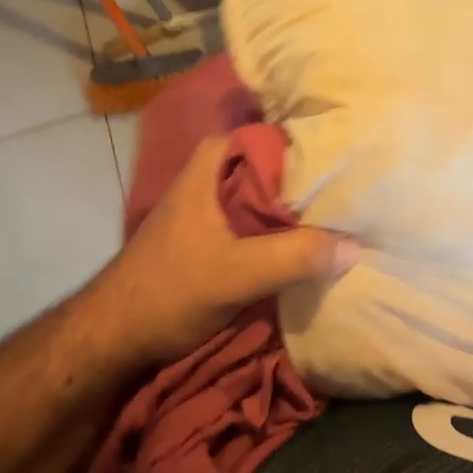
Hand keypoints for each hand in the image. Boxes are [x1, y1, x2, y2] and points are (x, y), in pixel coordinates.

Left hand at [96, 137, 358, 363]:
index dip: (316, 144)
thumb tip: (356, 244)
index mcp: (215, 159)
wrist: (112, 338)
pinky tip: (313, 241)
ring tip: (348, 213)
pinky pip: (261, 217)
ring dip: (300, 207)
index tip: (354, 157)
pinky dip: (284, 227)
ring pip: (270, 193)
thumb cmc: (169, 291)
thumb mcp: (238, 275)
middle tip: (359, 189)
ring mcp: (214, 202)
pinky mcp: (215, 231)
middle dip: (313, 177)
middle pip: (279, 164)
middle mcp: (215, 170)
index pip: (278, 134)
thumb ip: (295, 257)